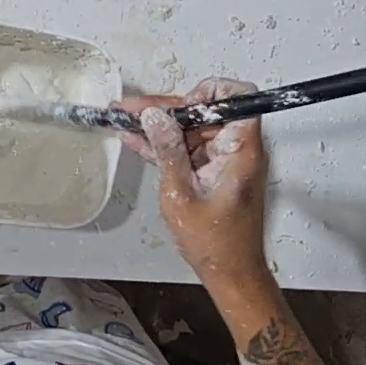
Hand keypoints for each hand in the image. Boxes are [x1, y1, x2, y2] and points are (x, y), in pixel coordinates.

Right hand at [118, 78, 268, 288]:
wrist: (229, 273)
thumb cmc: (214, 242)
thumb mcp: (180, 193)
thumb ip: (167, 150)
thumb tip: (154, 115)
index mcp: (240, 150)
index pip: (238, 97)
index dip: (209, 92)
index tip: (180, 105)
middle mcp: (238, 149)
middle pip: (206, 112)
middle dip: (168, 109)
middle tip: (131, 110)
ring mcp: (226, 160)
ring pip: (193, 129)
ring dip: (161, 127)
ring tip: (125, 121)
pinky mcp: (214, 171)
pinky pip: (190, 148)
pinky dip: (166, 145)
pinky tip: (137, 140)